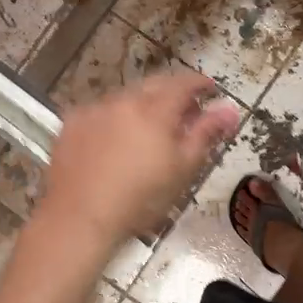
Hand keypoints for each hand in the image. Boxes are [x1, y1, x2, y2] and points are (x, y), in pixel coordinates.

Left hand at [37, 73, 241, 248]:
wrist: (78, 218)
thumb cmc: (140, 198)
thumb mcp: (183, 169)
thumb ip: (207, 133)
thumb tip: (230, 109)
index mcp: (156, 109)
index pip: (184, 83)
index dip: (200, 83)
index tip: (211, 89)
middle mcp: (124, 99)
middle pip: (155, 84)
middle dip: (173, 92)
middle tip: (185, 111)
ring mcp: (95, 109)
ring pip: (127, 96)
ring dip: (143, 104)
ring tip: (150, 128)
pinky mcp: (72, 122)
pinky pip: (101, 110)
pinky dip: (115, 116)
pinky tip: (115, 139)